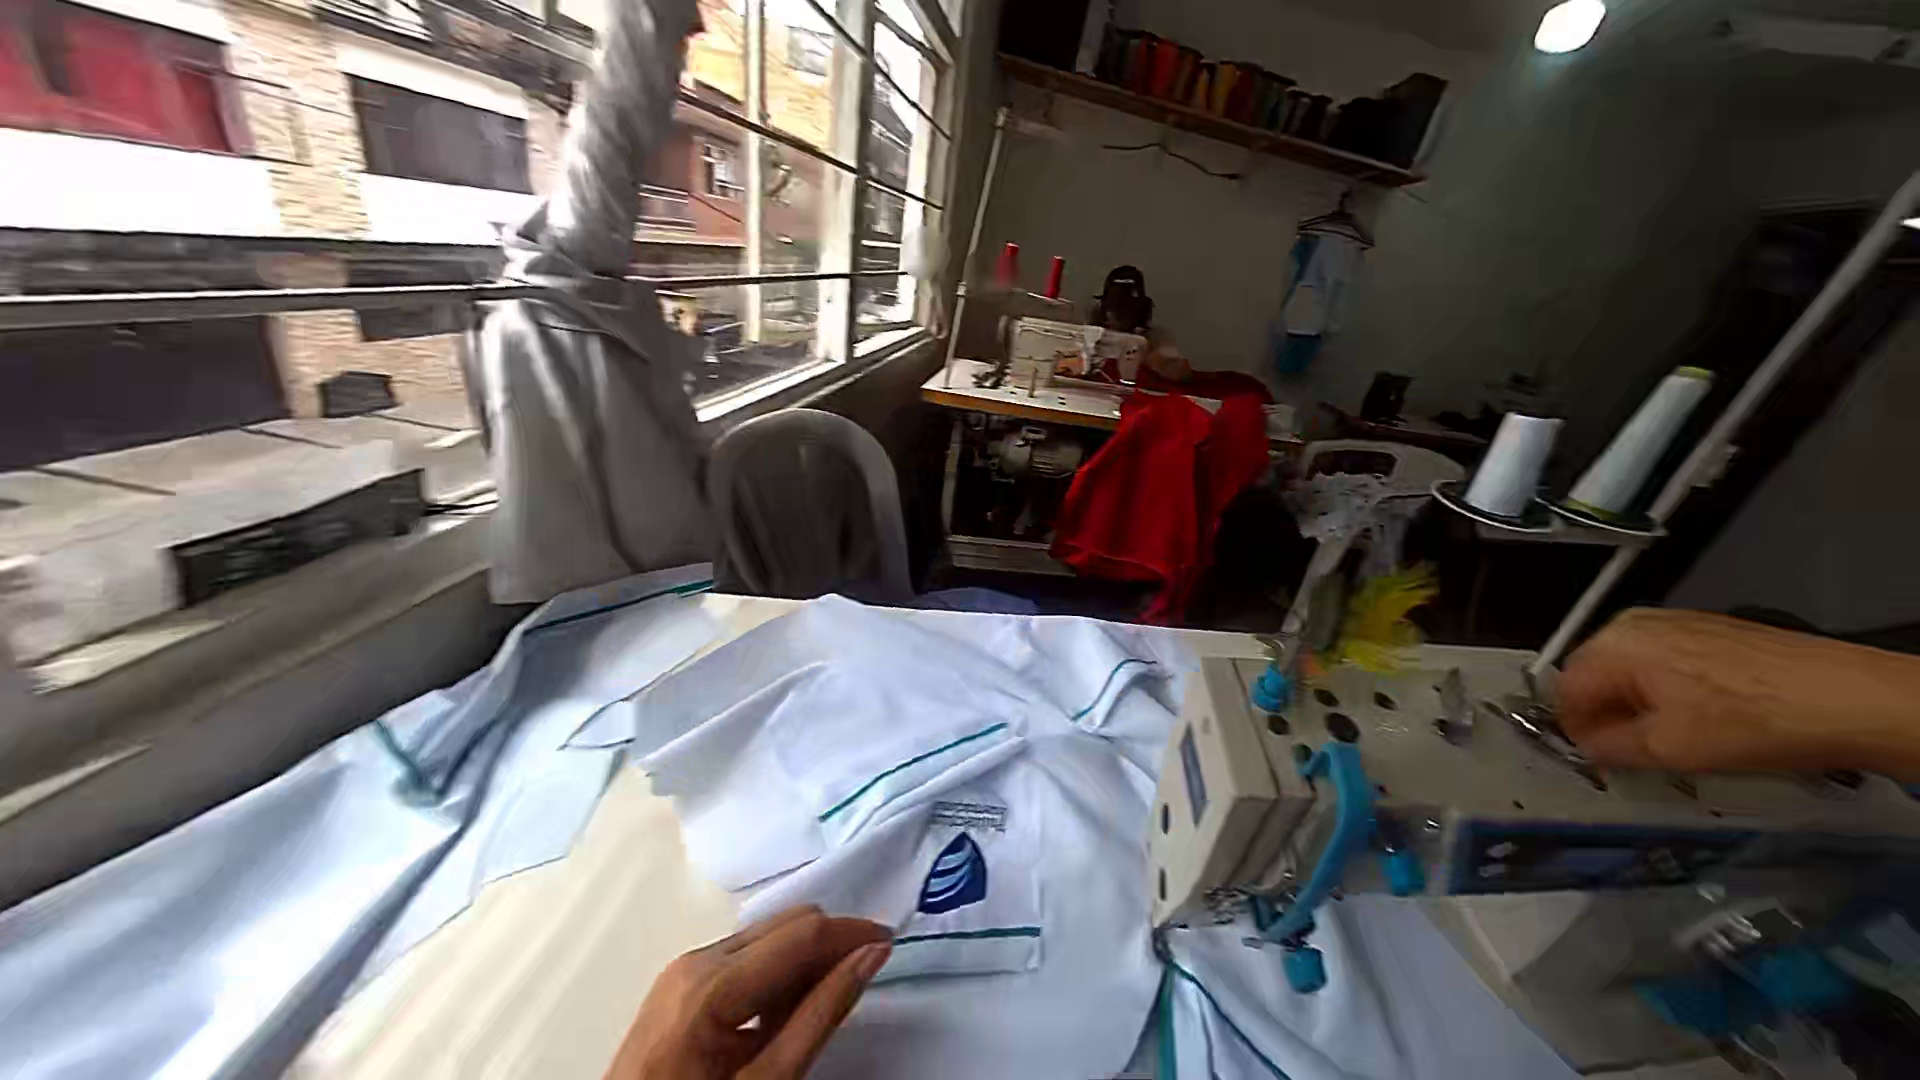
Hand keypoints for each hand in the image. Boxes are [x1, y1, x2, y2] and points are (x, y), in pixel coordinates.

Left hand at [604, 906, 891, 1079]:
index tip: (890, 942)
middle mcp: (696, 958)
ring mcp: (684, 964)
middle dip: (828, 943)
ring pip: (769, 932)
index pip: (800, 934)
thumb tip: (872, 954)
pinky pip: (746, 951)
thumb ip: (822, 1014)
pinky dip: (776, 969)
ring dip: (803, 957)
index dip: (851, 932)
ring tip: (812, 1008)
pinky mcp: (681, 976)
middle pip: (786, 922)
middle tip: (853, 984)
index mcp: (711, 985)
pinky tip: (779, 1012)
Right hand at [1558, 607, 1919, 778]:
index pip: (1565, 693)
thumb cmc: (1765, 719)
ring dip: (1641, 702)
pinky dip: (1672, 688)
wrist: (1867, 701)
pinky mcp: (1707, 627)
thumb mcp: (1670, 749)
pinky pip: (1664, 660)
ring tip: (1680, 733)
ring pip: (1628, 670)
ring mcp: (1671, 621)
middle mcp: (1630, 625)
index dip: (1577, 731)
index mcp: (1610, 646)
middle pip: (1594, 677)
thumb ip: (1607, 749)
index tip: (1597, 756)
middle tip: (1640, 749)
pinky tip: (1708, 713)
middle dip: (1609, 714)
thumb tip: (1586, 749)